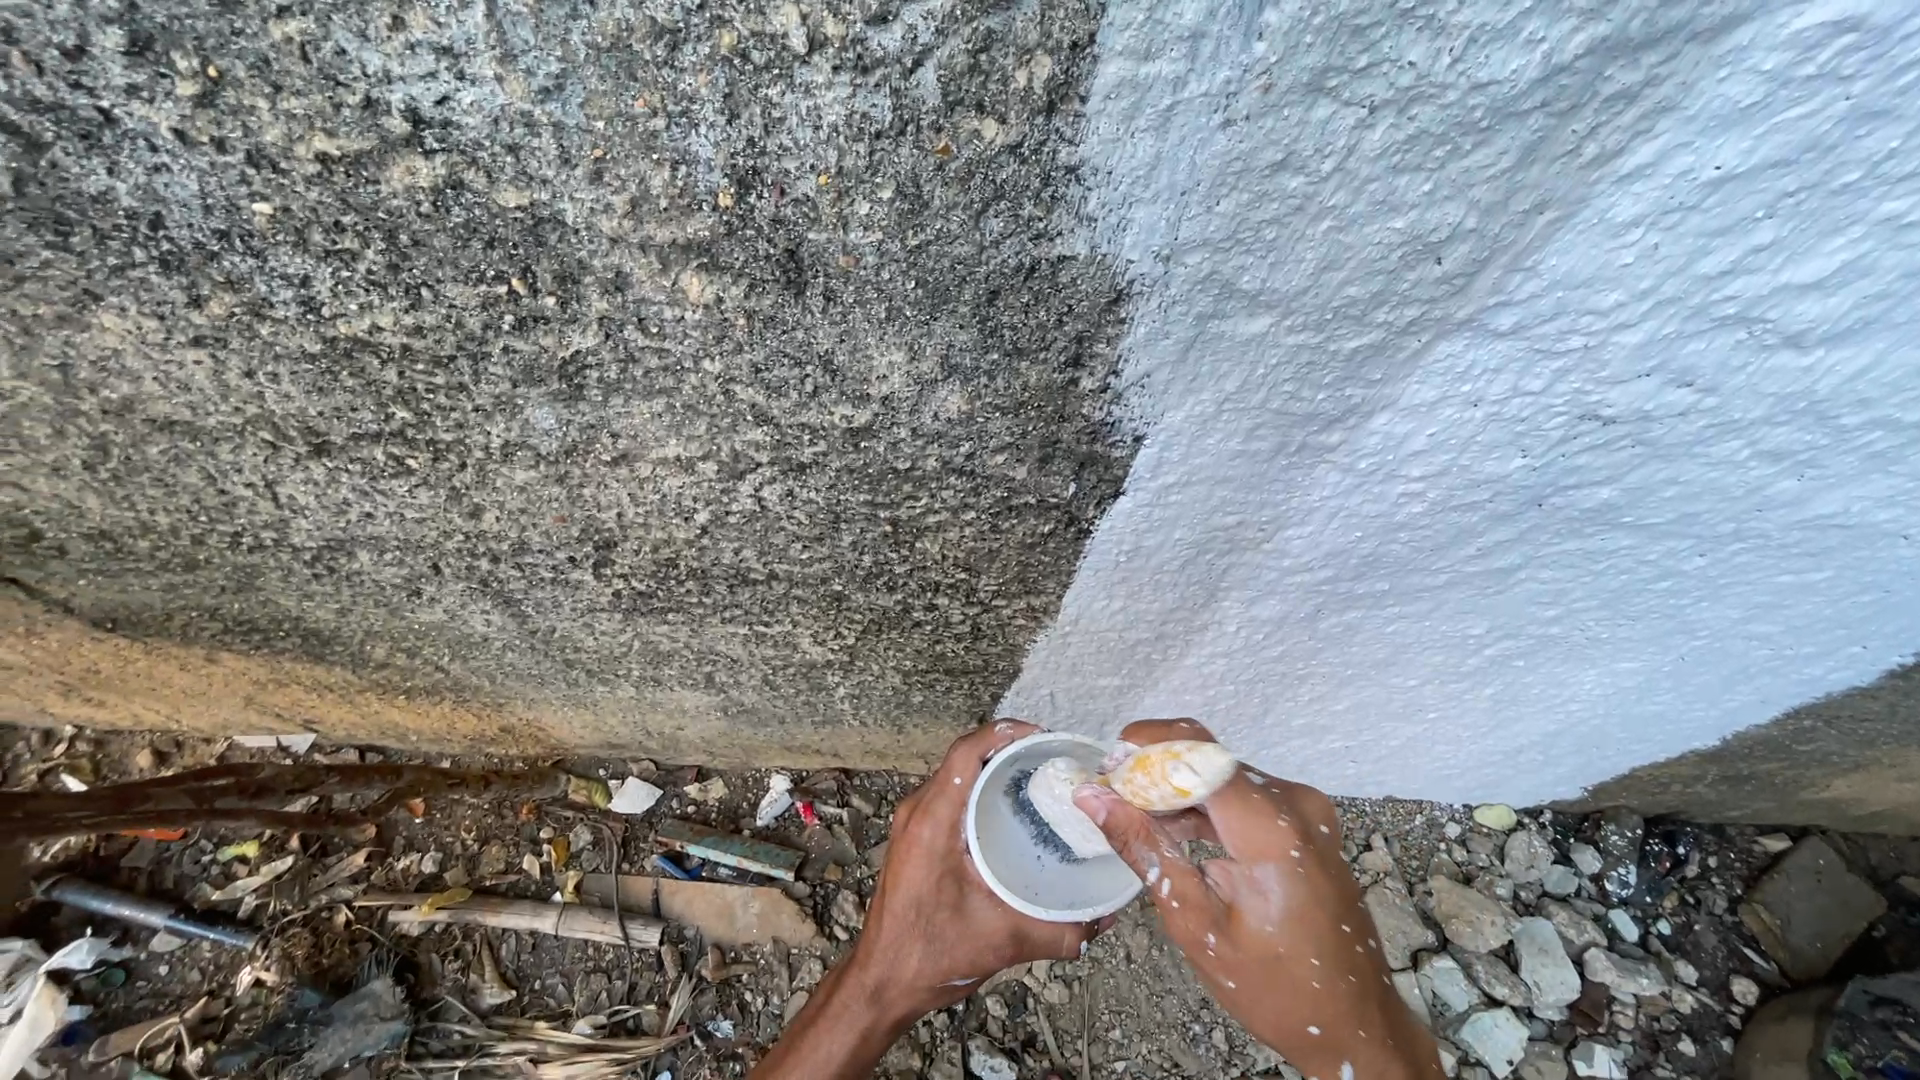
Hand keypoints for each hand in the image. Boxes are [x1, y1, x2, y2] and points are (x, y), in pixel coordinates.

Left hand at [752, 720, 1111, 1078]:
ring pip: (955, 775)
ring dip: (991, 768)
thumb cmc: (929, 955)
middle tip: (1050, 758)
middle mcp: (918, 811)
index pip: (965, 752)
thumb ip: (1061, 931)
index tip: (1041, 736)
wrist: (882, 982)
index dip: (1003, 732)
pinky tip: (1009, 811)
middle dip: (1007, 748)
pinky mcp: (915, 836)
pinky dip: (978, 790)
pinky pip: (948, 795)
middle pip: (963, 757)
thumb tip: (1105, 919)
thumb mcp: (1003, 940)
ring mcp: (912, 823)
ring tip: (1036, 778)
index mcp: (933, 822)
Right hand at [1073, 719, 1441, 1079]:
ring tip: (1131, 817)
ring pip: (1220, 773)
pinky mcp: (1303, 820)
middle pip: (1207, 758)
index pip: (1197, 750)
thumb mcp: (1196, 924)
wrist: (1357, 1024)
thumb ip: (1144, 848)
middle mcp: (1294, 803)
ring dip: (1173, 788)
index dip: (1144, 746)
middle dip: (1151, 770)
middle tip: (1108, 799)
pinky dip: (1201, 804)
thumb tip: (1092, 796)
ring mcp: (1304, 809)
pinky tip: (1171, 830)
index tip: (1104, 769)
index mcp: (1272, 829)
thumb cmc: (1276, 988)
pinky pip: (1240, 792)